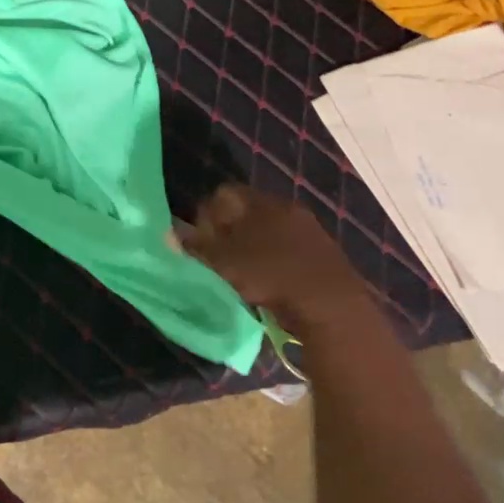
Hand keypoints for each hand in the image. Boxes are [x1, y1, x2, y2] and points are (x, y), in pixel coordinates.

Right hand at [179, 185, 367, 325]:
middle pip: (247, 211)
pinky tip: (274, 282)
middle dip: (231, 230)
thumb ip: (194, 245)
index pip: (223, 193)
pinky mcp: (328, 254)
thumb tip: (170, 233)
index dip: (207, 214)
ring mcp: (312, 230)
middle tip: (221, 257)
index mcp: (260, 202)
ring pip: (270, 230)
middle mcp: (287, 208)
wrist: (333, 308)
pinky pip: (291, 248)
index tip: (203, 240)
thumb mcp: (221, 262)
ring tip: (246, 273)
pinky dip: (278, 260)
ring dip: (255, 246)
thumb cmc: (269, 276)